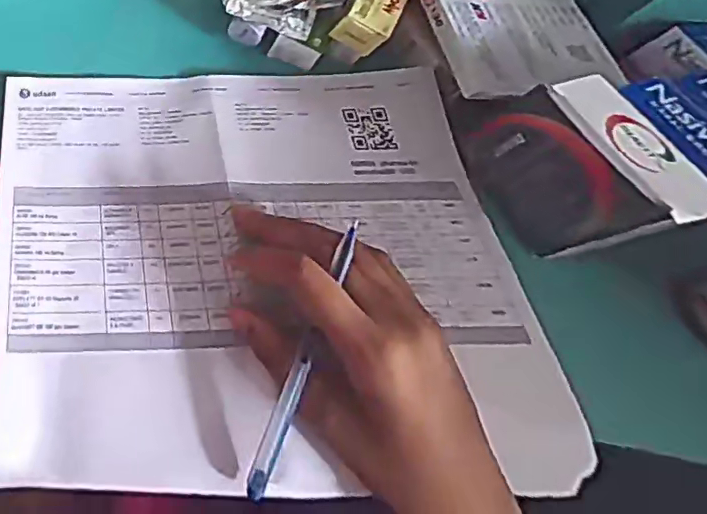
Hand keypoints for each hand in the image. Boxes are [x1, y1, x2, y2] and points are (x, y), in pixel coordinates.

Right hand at [228, 208, 516, 513]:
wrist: (467, 495)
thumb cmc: (402, 472)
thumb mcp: (332, 423)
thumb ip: (282, 362)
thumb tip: (243, 318)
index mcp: (376, 350)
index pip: (311, 279)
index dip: (267, 260)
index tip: (238, 259)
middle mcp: (401, 319)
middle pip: (334, 249)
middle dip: (283, 230)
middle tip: (247, 219)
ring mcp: (417, 313)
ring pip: (357, 249)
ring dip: (312, 233)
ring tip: (276, 228)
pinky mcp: (423, 316)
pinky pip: (378, 264)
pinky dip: (341, 247)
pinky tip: (321, 250)